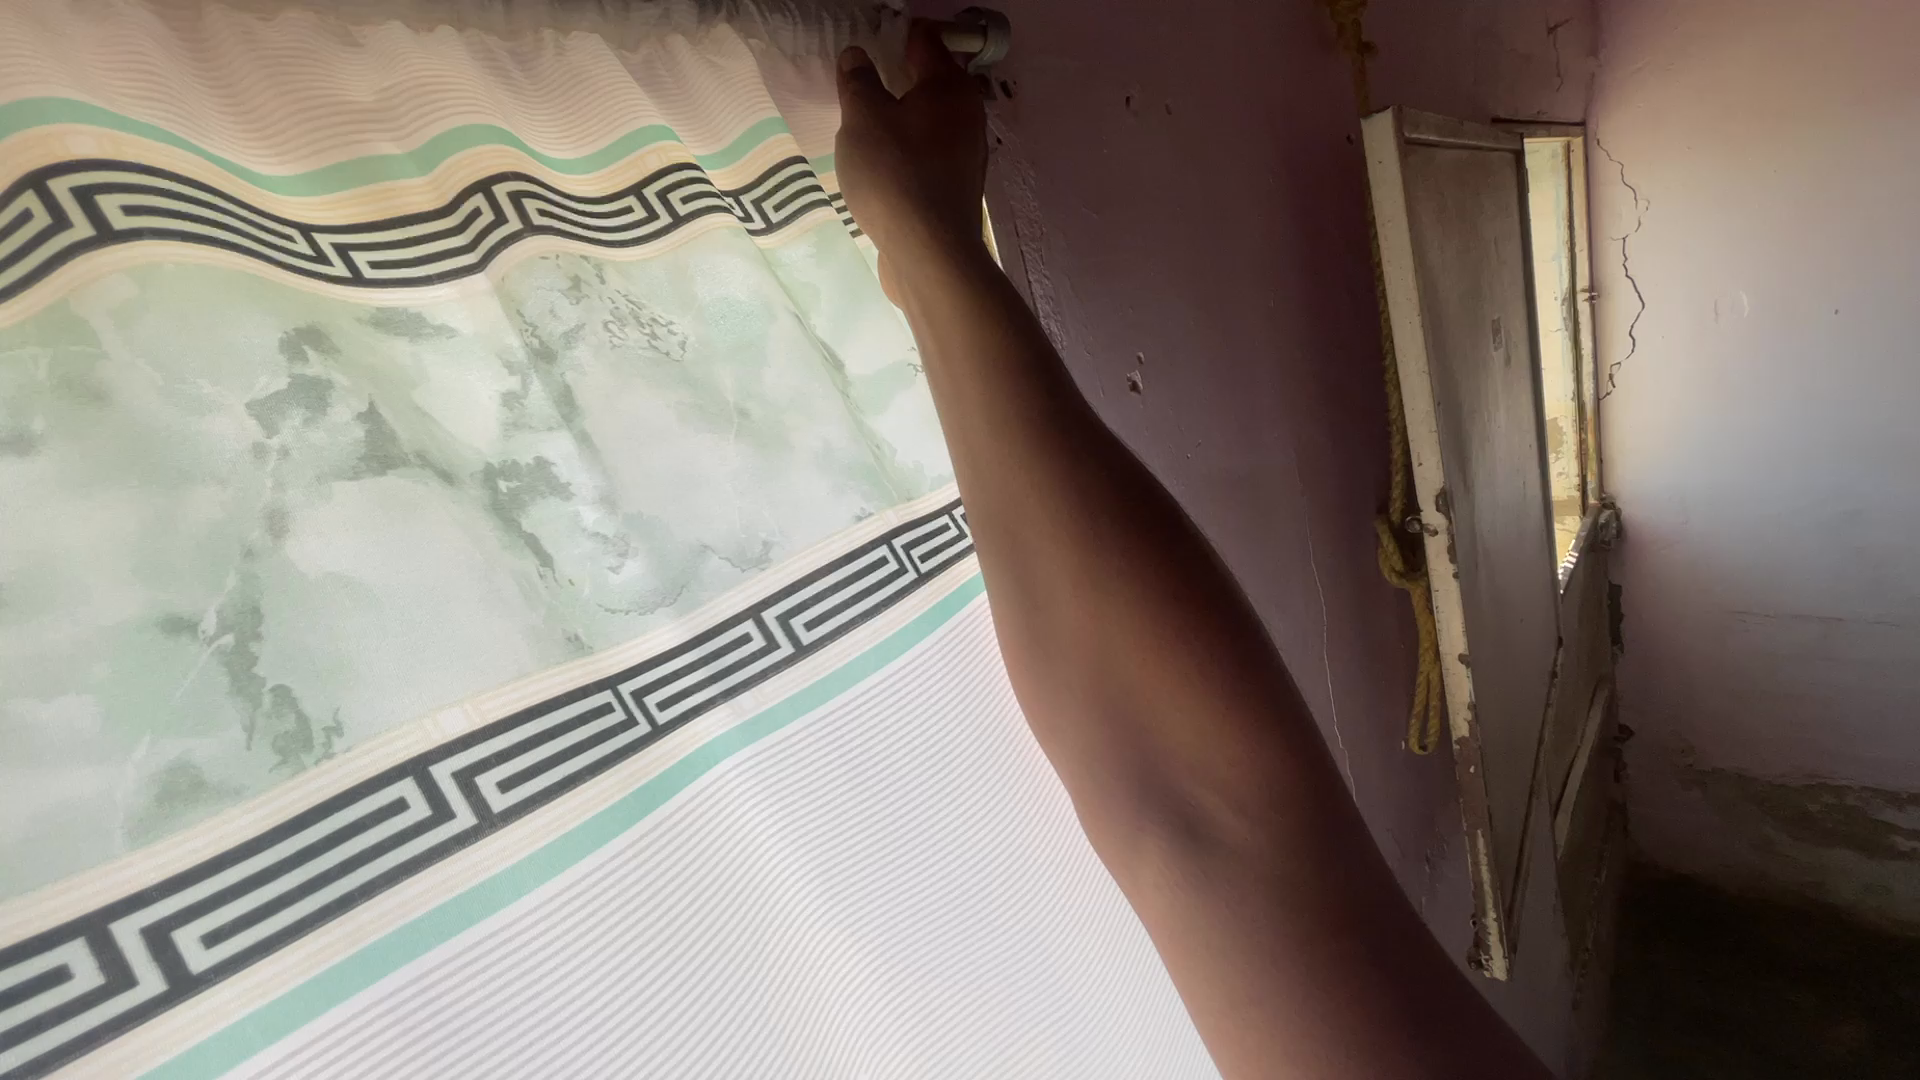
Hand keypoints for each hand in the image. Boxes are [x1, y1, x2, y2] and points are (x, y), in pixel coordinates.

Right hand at [835, 19, 987, 299]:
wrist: (929, 255)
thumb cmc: (895, 175)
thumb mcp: (863, 118)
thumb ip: (858, 83)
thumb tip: (857, 58)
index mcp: (951, 88)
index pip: (926, 41)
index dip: (896, 36)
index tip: (870, 45)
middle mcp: (968, 121)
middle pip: (933, 88)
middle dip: (902, 84)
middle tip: (865, 91)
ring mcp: (967, 163)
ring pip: (932, 131)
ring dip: (906, 128)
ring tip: (870, 136)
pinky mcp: (957, 199)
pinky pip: (929, 167)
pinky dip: (910, 163)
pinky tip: (886, 176)